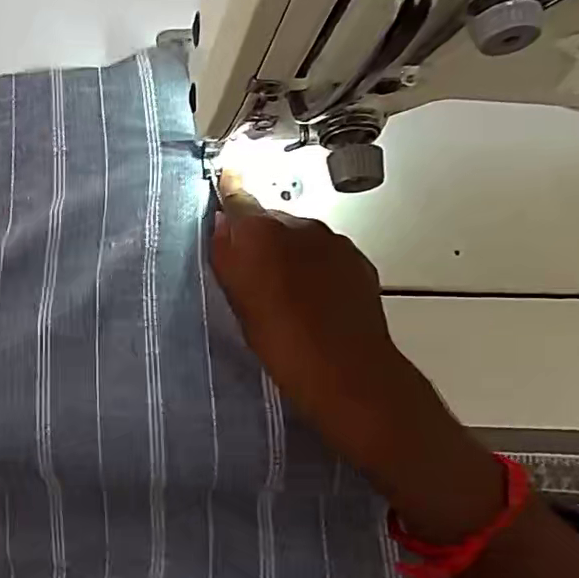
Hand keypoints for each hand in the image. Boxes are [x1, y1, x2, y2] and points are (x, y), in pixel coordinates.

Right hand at [211, 170, 501, 541]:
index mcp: (263, 231)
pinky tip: (310, 298)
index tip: (220, 216)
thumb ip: (225, 256)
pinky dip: (313, 265)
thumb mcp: (238, 303)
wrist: (351, 377)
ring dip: (286, 252)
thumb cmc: (283, 343)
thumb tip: (222, 224)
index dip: (227, 207)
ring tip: (280, 292)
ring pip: (298, 236)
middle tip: (247, 273)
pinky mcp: (358, 261)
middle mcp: (302, 225)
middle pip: (269, 218)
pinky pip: (324, 253)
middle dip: (257, 238)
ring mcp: (334, 242)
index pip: (237, 200)